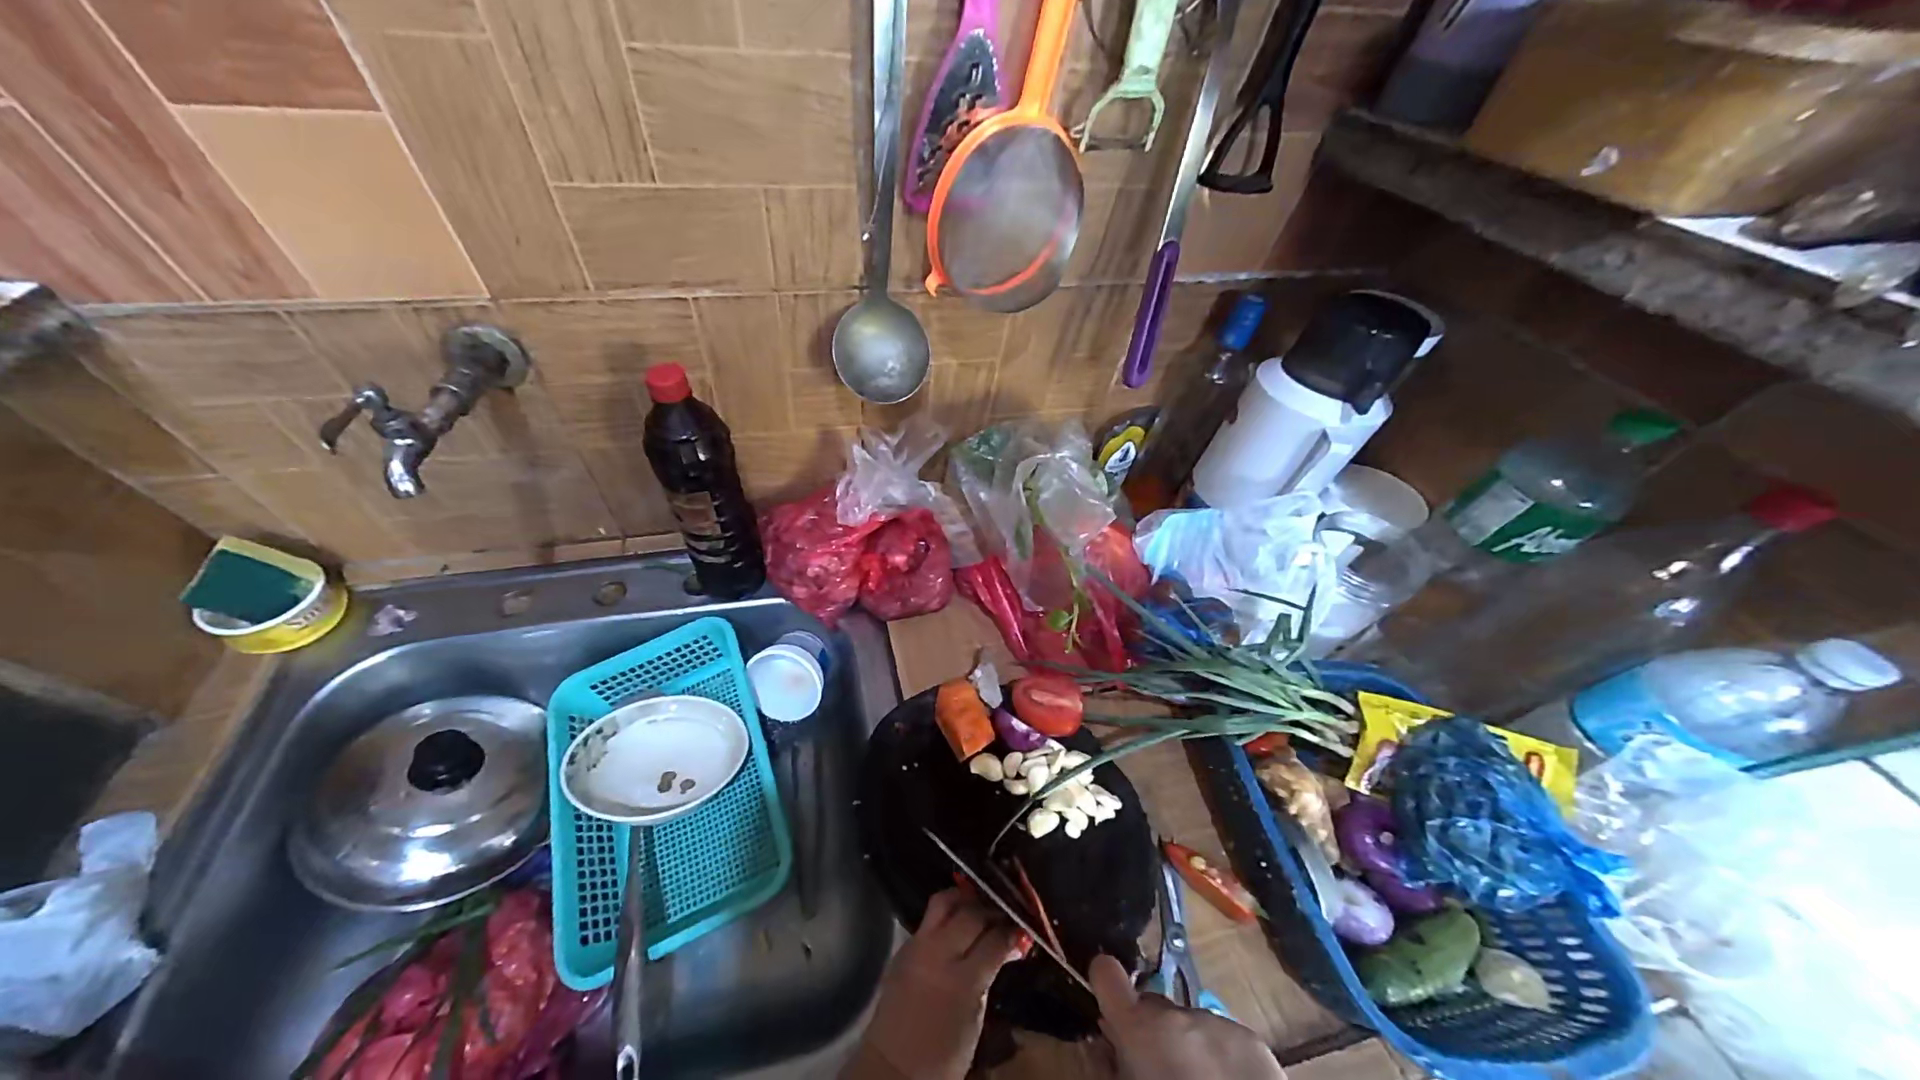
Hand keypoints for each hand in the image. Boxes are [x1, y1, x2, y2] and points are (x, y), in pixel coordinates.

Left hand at [845, 888, 1026, 1079]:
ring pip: (944, 901)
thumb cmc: (944, 1055)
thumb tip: (1008, 947)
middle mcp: (938, 954)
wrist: (893, 1067)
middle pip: (971, 914)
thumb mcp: (976, 1018)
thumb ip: (988, 975)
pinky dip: (947, 913)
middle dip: (992, 911)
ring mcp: (917, 946)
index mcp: (961, 980)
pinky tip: (958, 920)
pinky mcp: (904, 946)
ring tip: (980, 906)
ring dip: (966, 899)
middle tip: (1005, 916)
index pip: (995, 940)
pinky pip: (928, 918)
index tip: (1023, 929)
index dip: (1013, 932)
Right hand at [1091, 954, 1286, 1079]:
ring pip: (1188, 1025)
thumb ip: (1109, 1066)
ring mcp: (1217, 1023)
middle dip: (1150, 1033)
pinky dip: (1219, 1057)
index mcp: (1139, 1029)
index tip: (1107, 1007)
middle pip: (1151, 1007)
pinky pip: (1223, 1039)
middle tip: (1158, 1073)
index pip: (1106, 972)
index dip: (1103, 984)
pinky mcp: (1252, 1041)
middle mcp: (1176, 1013)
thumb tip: (1104, 1046)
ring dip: (1186, 1046)